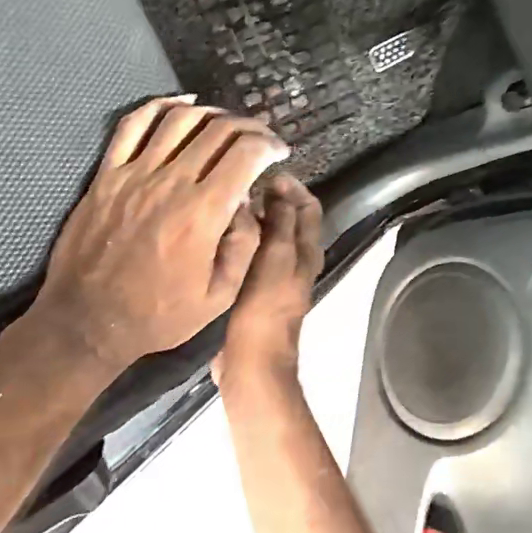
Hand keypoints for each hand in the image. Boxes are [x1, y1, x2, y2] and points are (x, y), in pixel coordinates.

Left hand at [28, 96, 289, 373]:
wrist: (88, 318)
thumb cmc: (157, 315)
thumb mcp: (218, 298)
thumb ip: (244, 247)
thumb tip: (248, 203)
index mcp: (202, 213)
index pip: (245, 154)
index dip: (269, 144)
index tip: (278, 151)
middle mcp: (170, 182)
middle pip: (217, 130)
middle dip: (247, 125)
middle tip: (258, 135)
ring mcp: (134, 174)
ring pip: (178, 119)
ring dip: (209, 112)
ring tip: (224, 122)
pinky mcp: (106, 174)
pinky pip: (131, 125)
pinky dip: (158, 105)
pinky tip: (178, 104)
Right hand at [216, 173, 323, 382]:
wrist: (252, 360)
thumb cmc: (264, 306)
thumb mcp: (275, 257)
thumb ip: (280, 222)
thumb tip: (280, 187)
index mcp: (305, 253)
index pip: (308, 208)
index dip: (293, 187)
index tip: (266, 172)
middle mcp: (295, 263)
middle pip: (291, 223)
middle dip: (274, 200)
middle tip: (244, 185)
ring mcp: (276, 279)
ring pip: (272, 239)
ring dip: (258, 220)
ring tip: (231, 205)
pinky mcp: (257, 292)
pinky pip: (254, 257)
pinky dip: (245, 241)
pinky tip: (223, 240)